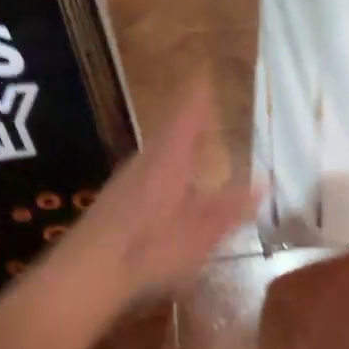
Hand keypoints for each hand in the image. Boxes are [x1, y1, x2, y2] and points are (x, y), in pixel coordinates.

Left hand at [50, 76, 255, 302]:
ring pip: (157, 153)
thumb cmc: (149, 251)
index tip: (205, 71)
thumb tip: (264, 182)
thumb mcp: (201, 234)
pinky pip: (147, 172)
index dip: (197, 94)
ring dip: (176, 146)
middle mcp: (145, 163)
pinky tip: (170, 188)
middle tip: (205, 108)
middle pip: (169, 132)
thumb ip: (231, 208)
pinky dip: (165, 168)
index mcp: (168, 161)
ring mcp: (125, 182)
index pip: (186, 115)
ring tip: (194, 144)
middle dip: (188, 120)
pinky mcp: (114, 204)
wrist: (84, 276)